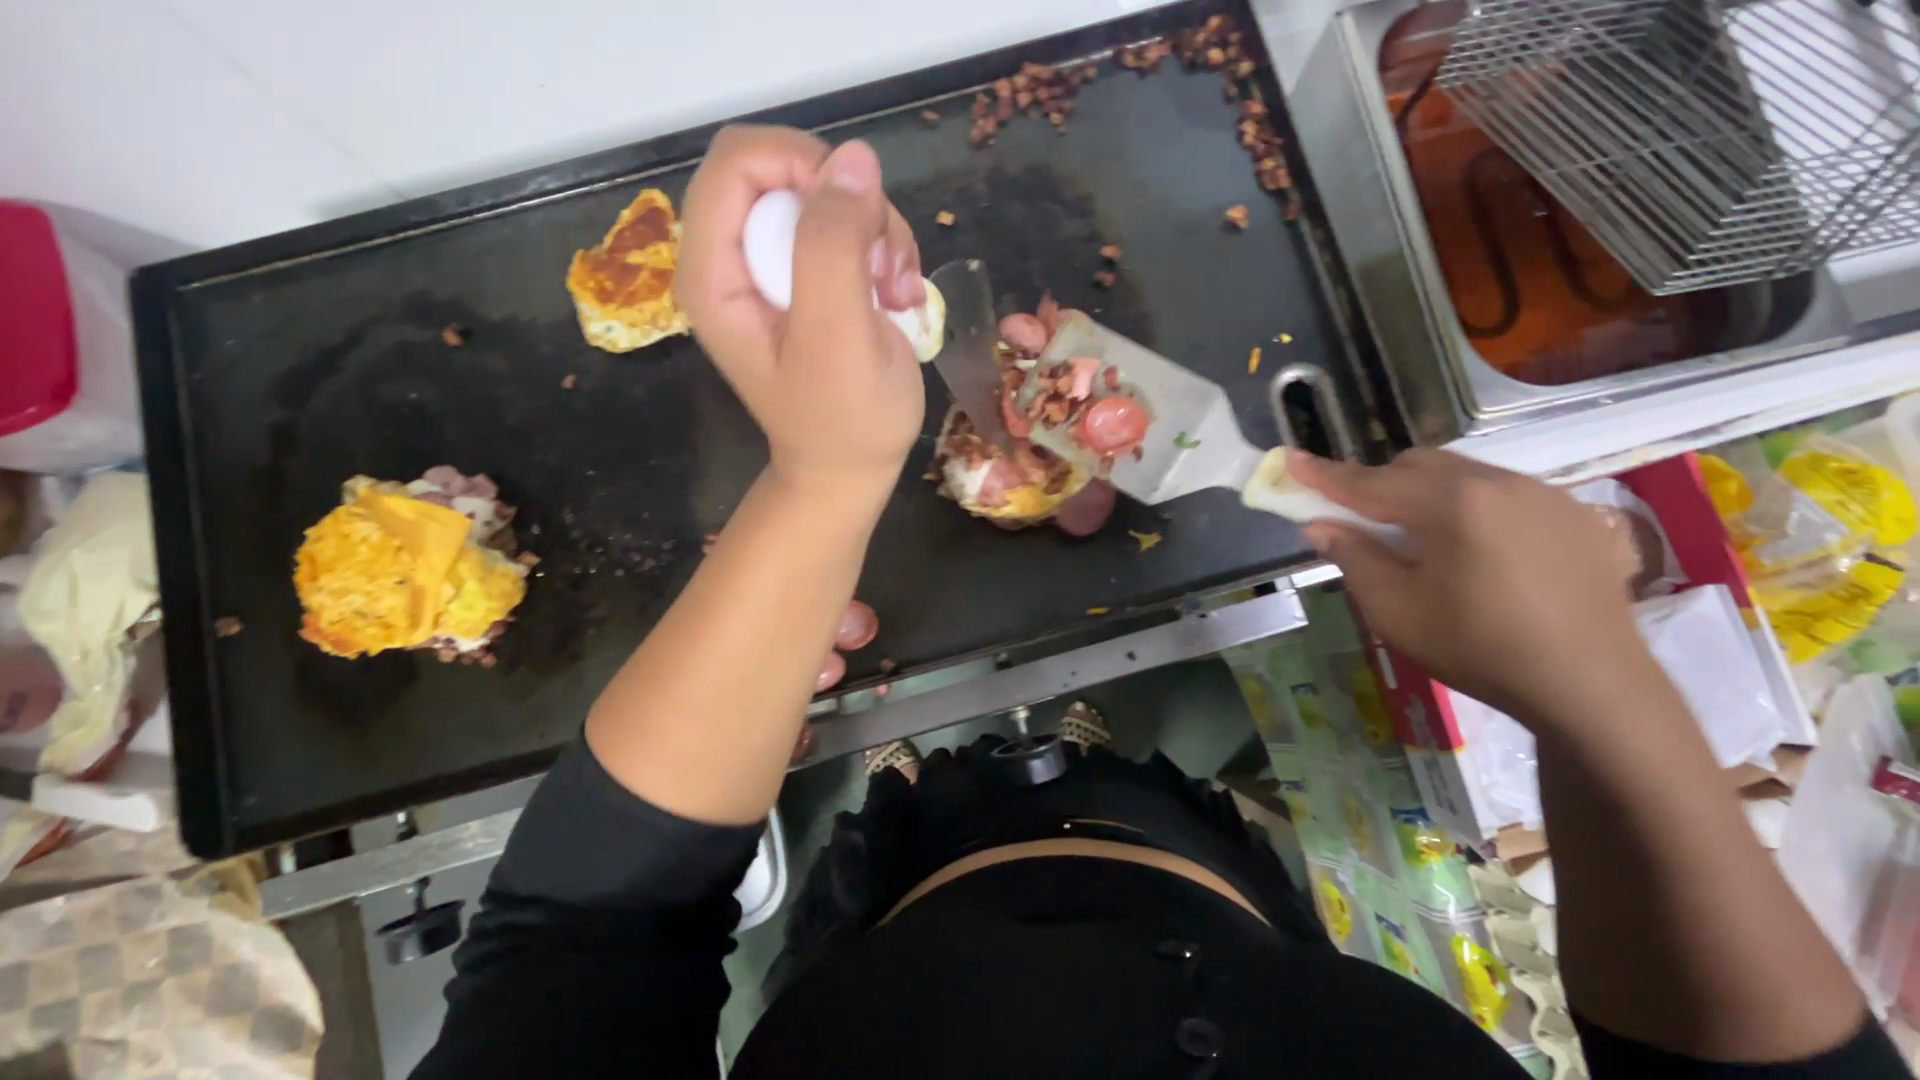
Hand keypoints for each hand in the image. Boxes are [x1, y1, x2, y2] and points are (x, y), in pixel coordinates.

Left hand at [678, 125, 927, 500]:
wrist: (852, 469)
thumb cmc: (842, 420)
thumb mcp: (838, 338)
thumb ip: (833, 247)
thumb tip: (853, 159)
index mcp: (714, 273)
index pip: (738, 160)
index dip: (801, 164)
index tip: (855, 215)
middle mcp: (733, 258)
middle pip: (788, 171)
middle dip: (849, 205)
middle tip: (883, 264)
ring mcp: (771, 267)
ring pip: (828, 194)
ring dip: (877, 231)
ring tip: (896, 291)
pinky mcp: (807, 276)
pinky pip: (848, 224)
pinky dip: (883, 249)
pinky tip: (897, 296)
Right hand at [1291, 450, 1651, 724]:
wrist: (1591, 685)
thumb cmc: (1480, 649)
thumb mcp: (1396, 611)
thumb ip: (1354, 558)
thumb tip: (1322, 525)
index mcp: (1451, 504)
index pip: (1369, 482)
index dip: (1323, 476)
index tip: (1288, 462)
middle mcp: (1499, 482)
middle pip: (1419, 465)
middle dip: (1381, 485)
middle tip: (1363, 524)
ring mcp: (1544, 493)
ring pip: (1464, 474)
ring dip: (1430, 495)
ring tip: (1427, 545)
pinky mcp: (1574, 514)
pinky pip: (1505, 493)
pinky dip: (1475, 509)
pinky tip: (1482, 555)